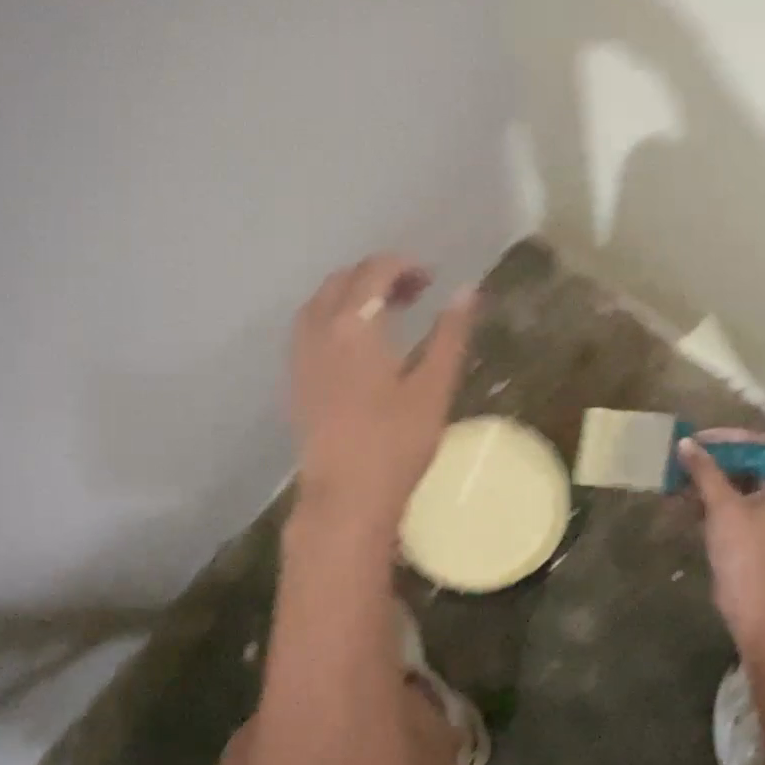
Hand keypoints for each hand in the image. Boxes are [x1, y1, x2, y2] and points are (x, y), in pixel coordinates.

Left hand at [290, 253, 478, 531]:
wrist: (346, 497)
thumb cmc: (397, 445)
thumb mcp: (434, 389)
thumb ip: (451, 335)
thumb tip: (468, 291)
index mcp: (355, 325)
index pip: (375, 272)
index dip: (404, 266)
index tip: (432, 279)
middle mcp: (320, 330)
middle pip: (344, 280)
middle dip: (378, 276)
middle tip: (414, 293)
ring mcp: (301, 356)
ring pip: (321, 301)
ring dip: (352, 294)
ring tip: (385, 313)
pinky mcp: (296, 380)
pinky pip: (309, 327)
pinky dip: (334, 317)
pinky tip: (356, 343)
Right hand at [678, 429, 764, 634]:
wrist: (751, 602)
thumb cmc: (744, 549)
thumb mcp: (723, 505)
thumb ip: (704, 471)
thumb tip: (685, 442)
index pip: (758, 444)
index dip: (728, 438)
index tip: (698, 440)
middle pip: (742, 463)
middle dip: (711, 459)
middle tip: (681, 456)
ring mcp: (757, 513)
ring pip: (729, 484)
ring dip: (703, 479)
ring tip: (674, 478)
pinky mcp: (741, 531)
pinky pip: (722, 505)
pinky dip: (702, 499)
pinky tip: (678, 500)